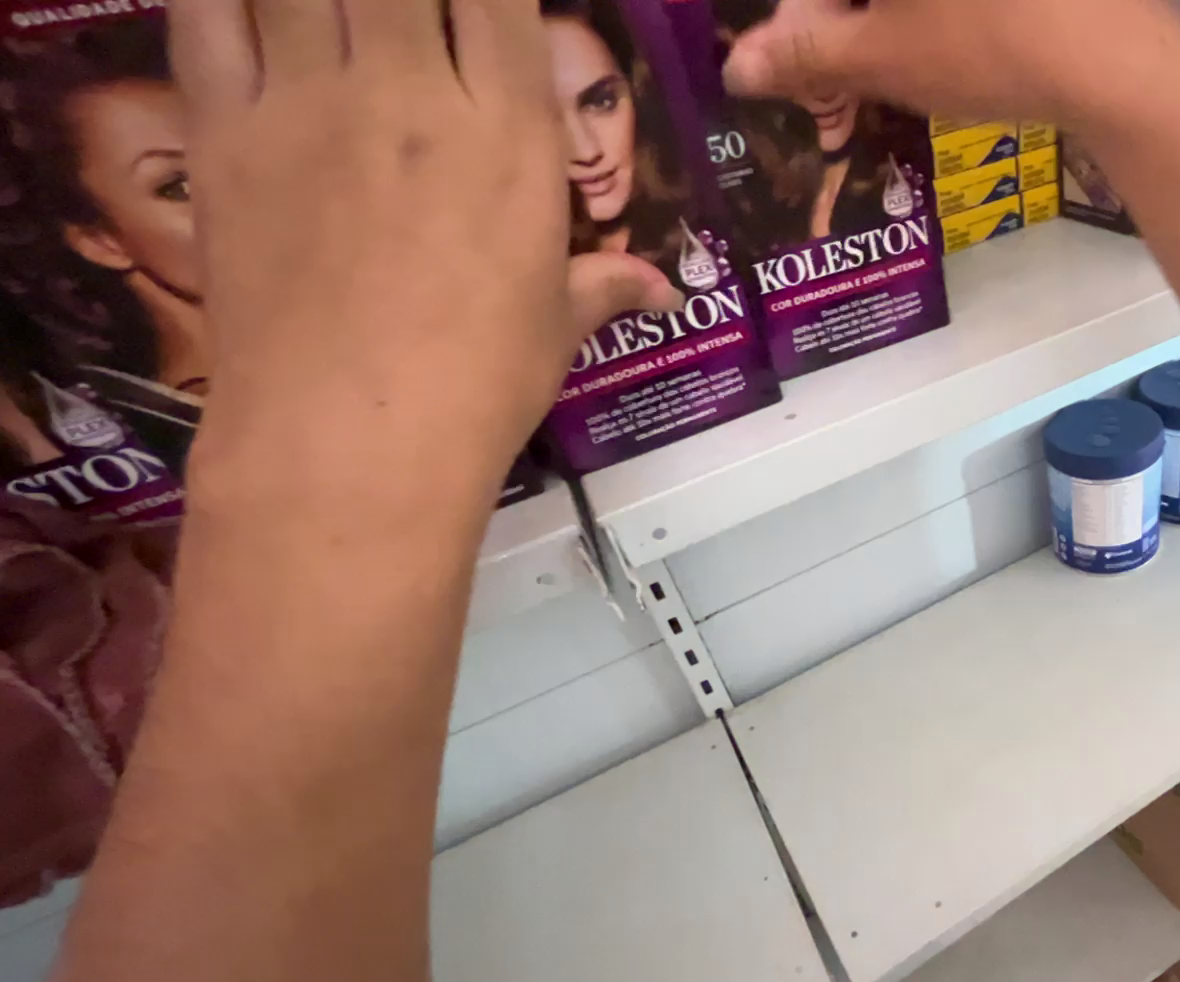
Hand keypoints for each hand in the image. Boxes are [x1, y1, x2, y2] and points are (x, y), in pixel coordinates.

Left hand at [170, 0, 681, 508]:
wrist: (355, 432)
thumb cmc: (485, 380)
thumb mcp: (558, 327)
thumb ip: (605, 284)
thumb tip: (663, 289)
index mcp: (509, 140)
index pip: (500, 1)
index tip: (494, 7)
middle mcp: (409, 92)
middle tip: (421, 17)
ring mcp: (306, 101)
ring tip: (357, 18)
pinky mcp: (220, 127)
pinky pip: (208, 10)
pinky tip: (266, 13)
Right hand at [723, 0, 1179, 136]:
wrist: (1117, 60)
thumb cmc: (991, 46)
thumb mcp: (885, 55)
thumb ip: (807, 52)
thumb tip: (736, 67)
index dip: (804, 14)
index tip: (799, 49)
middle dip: (841, 10)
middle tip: (839, 57)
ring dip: (883, 9)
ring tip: (891, 49)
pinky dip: (931, 9)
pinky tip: (942, 32)